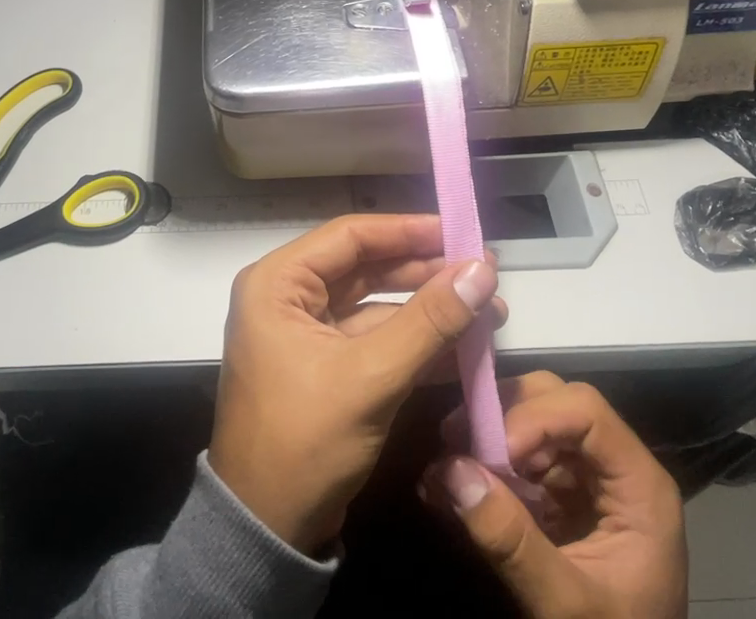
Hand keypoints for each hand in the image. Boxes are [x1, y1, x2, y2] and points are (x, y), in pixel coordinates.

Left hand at [209, 214, 501, 553]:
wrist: (266, 526)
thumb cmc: (305, 440)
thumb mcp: (371, 377)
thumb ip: (429, 320)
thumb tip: (482, 269)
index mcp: (278, 284)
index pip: (350, 236)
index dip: (409, 230)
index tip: (463, 232)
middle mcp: (287, 298)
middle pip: (366, 267)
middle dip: (426, 272)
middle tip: (485, 273)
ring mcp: (306, 333)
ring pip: (376, 305)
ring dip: (428, 309)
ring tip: (489, 308)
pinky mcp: (325, 367)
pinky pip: (375, 340)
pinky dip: (416, 341)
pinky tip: (465, 345)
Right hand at [425, 373, 686, 617]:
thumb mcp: (566, 604)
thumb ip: (513, 542)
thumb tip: (453, 470)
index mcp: (639, 486)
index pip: (586, 411)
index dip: (532, 417)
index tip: (487, 451)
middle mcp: (615, 469)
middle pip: (558, 402)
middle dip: (503, 415)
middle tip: (456, 441)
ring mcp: (587, 482)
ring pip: (535, 423)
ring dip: (489, 437)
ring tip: (449, 468)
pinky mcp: (562, 500)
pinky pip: (521, 460)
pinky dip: (485, 464)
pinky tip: (450, 485)